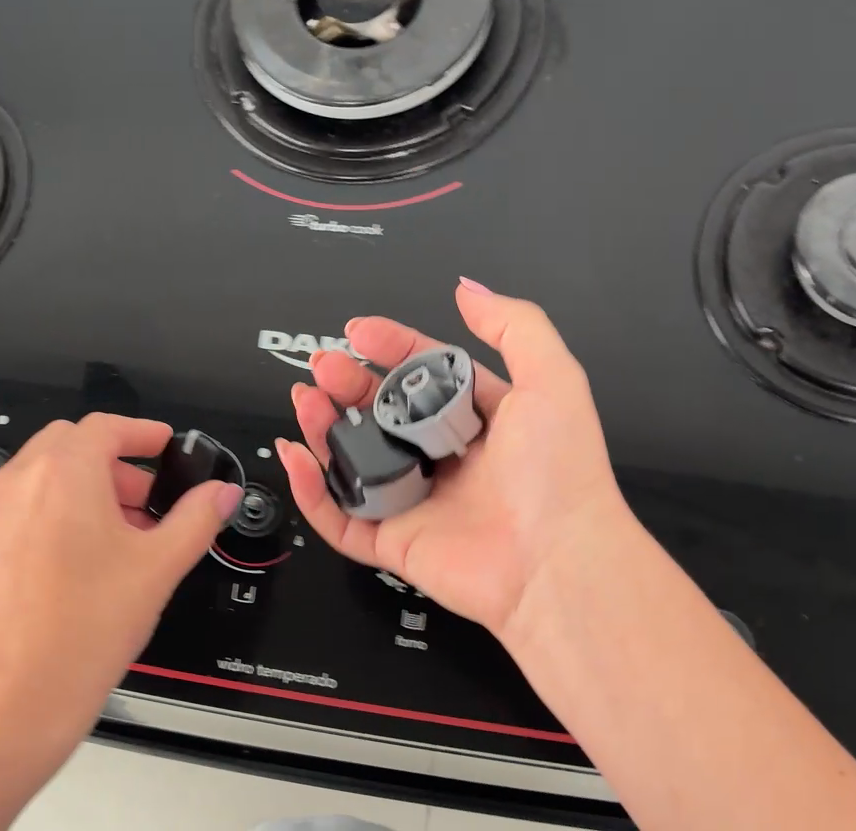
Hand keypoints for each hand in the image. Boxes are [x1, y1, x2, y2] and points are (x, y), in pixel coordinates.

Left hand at [0, 413, 243, 743]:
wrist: (25, 695)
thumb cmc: (90, 627)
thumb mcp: (159, 566)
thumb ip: (197, 518)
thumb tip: (221, 493)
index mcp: (63, 473)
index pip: (105, 427)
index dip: (140, 432)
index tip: (163, 445)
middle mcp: (21, 481)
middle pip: (71, 442)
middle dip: (113, 461)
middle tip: (145, 498)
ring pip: (45, 471)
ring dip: (84, 483)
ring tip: (119, 531)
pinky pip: (23, 502)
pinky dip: (55, 506)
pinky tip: (81, 553)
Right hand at [278, 279, 629, 636]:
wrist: (557, 565)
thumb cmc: (560, 474)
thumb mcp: (551, 381)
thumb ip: (514, 326)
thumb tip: (468, 290)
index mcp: (475, 419)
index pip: (419, 372)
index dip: (389, 346)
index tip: (360, 331)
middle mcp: (440, 456)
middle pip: (375, 410)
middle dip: (345, 382)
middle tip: (322, 366)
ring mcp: (412, 498)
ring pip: (349, 457)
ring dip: (319, 425)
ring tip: (304, 399)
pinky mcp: (390, 539)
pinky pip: (336, 514)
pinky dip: (308, 488)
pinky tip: (295, 455)